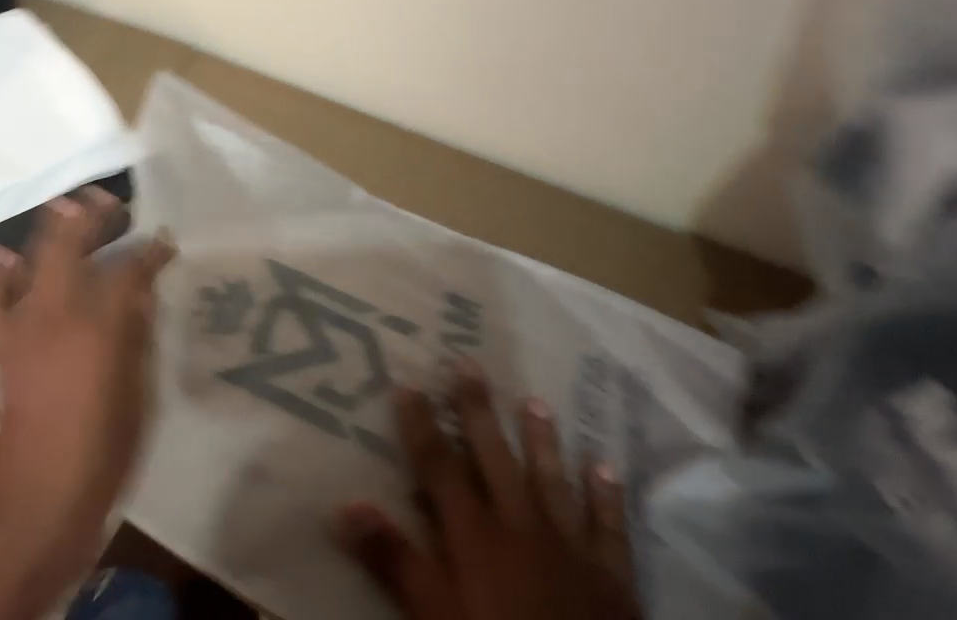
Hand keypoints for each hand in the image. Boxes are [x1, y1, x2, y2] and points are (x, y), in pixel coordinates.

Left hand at [0, 187, 175, 583]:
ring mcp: (22, 326)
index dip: (148, 252)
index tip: (163, 241)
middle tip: (107, 200)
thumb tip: (139, 298)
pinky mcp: (0, 345)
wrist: (41, 496)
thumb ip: (137, 339)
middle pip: (71, 247)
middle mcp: (57, 313)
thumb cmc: (104, 453)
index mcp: (100, 327)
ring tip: (64, 208)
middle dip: (91, 217)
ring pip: (32, 261)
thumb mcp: (138, 397)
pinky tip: (3, 255)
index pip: (128, 271)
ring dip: (49, 231)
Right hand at [336, 360, 639, 619]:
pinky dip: (606, 497)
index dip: (421, 425)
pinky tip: (606, 467)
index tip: (407, 382)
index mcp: (475, 534)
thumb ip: (394, 559)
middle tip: (469, 362)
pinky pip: (609, 527)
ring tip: (535, 401)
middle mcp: (522, 526)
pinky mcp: (612, 576)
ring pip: (552, 481)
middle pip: (495, 459)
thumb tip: (344, 505)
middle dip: (478, 411)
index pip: (440, 467)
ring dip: (542, 441)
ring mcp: (571, 547)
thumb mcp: (436, 613)